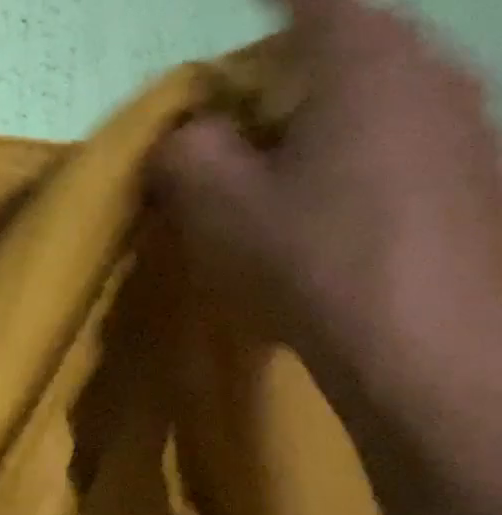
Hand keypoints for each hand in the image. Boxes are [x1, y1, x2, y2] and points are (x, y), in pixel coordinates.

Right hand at [152, 0, 501, 395]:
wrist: (431, 338)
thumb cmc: (312, 257)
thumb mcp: (216, 207)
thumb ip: (185, 153)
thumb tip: (185, 133)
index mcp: (363, 63)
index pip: (314, 2)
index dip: (273, 5)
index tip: (241, 15)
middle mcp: (430, 71)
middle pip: (352, 43)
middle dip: (291, 65)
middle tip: (236, 108)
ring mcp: (465, 120)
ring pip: (380, 89)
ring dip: (323, 110)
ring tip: (274, 158)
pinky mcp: (474, 170)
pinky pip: (401, 131)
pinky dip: (354, 145)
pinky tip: (324, 198)